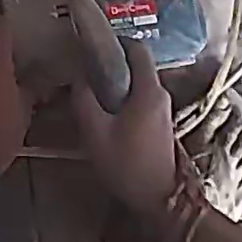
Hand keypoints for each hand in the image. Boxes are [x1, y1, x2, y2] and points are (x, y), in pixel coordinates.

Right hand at [72, 40, 180, 224]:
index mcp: (148, 90)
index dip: (115, 40)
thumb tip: (78, 77)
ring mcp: (163, 110)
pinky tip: (103, 108)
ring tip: (89, 87)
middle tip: (84, 65)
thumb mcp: (95, 131)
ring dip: (116, 82)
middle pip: (136, 66)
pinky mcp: (160, 124)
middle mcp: (160, 95)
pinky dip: (122, 97)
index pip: (137, 49)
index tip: (92, 41)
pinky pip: (139, 99)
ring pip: (137, 84)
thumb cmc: (126, 164)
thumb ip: (84, 99)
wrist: (160, 201)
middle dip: (111, 62)